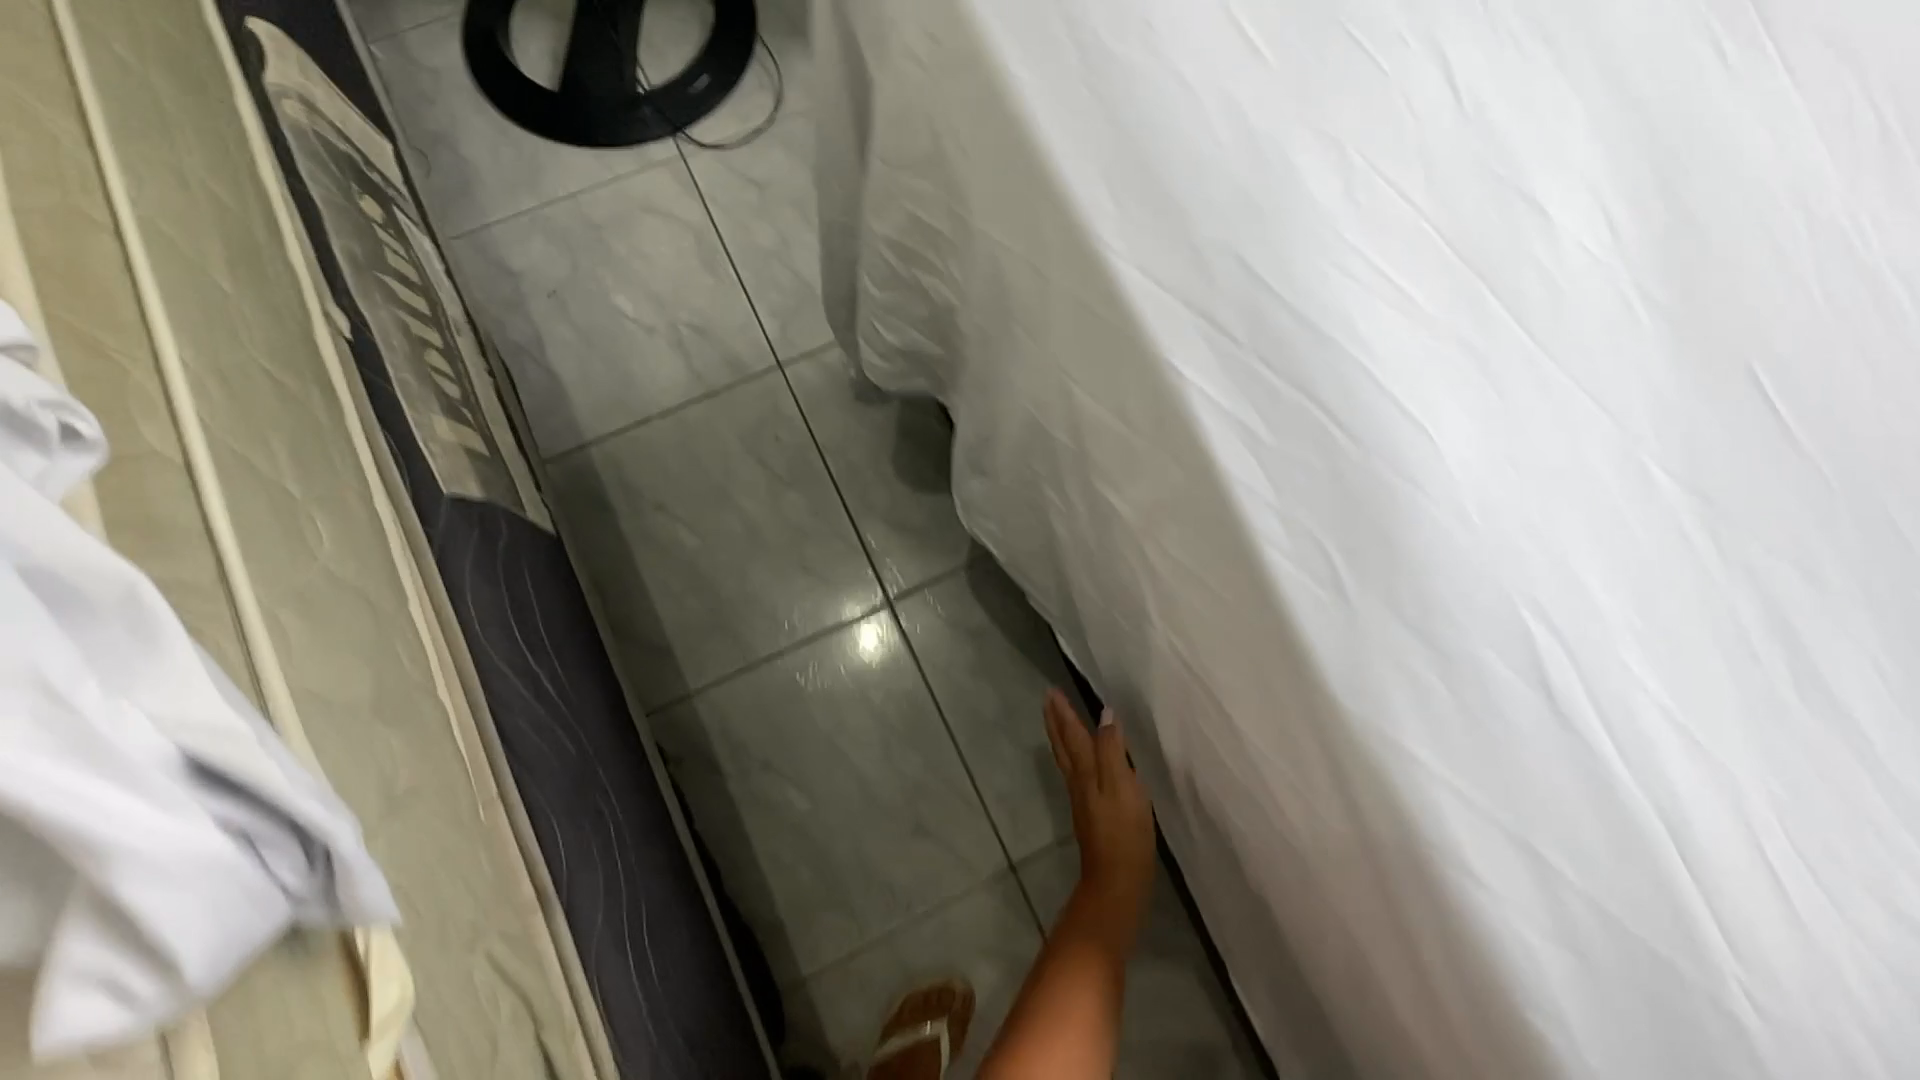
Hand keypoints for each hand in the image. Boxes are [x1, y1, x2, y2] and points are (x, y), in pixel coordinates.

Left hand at [1043, 688, 1155, 912]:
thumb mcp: (1123, 785)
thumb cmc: (1123, 830)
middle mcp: (1078, 781)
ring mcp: (1082, 798)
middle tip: (1048, 699)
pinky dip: (1074, 757)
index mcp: (1086, 771)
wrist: (1117, 878)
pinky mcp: (1090, 813)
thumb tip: (1105, 713)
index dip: (1064, 713)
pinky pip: (1076, 773)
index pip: (1072, 734)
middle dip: (1056, 721)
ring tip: (1059, 721)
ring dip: (1061, 737)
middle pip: (1063, 745)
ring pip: (1067, 759)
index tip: (1052, 691)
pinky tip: (1082, 762)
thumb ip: (1113, 749)